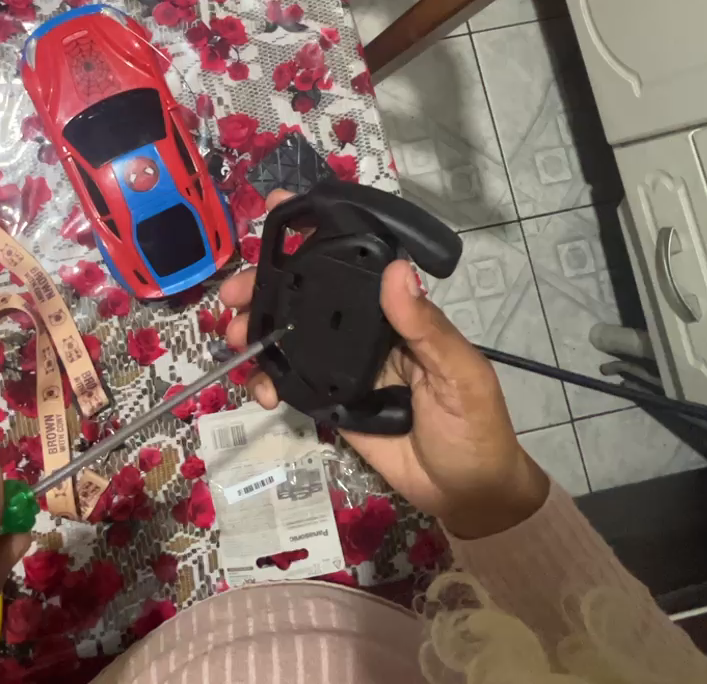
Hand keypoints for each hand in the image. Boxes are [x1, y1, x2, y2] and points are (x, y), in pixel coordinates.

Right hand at [221, 194, 548, 537]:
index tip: (275, 211)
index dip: (312, 239)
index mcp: (394, 313)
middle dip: (264, 287)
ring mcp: (341, 365)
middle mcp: (362, 330)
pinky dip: (268, 381)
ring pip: (290, 335)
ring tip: (232, 338)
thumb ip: (426, 327)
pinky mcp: (328, 400)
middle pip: (307, 297)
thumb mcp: (459, 374)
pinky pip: (290, 381)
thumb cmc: (474, 426)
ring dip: (256, 330)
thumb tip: (398, 270)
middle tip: (233, 294)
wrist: (464, 494)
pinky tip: (260, 389)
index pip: (350, 266)